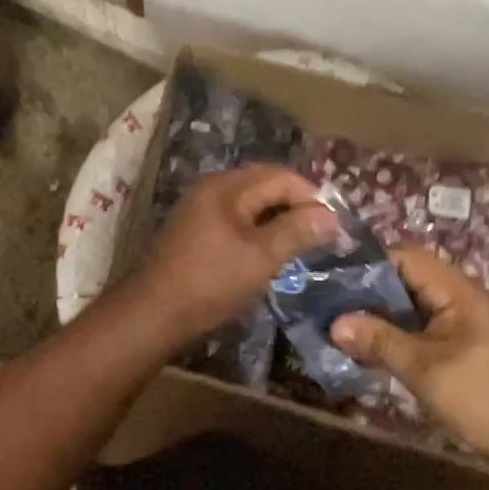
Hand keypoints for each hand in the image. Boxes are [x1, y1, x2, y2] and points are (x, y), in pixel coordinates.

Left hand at [134, 166, 340, 345]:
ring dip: (278, 217)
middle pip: (265, 183)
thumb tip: (330, 215)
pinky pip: (236, 217)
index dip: (312, 195)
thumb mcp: (260, 258)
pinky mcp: (195, 228)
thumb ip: (296, 231)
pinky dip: (258, 228)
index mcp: (228, 186)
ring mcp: (201, 207)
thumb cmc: (210, 282)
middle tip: (323, 232)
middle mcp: (213, 187)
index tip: (336, 225)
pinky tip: (270, 252)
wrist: (152, 314)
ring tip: (303, 243)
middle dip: (296, 203)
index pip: (281, 175)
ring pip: (251, 202)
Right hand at [331, 248, 488, 460]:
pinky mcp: (458, 342)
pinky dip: (394, 329)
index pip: (404, 255)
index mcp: (456, 288)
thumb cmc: (481, 397)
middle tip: (328, 301)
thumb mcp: (424, 370)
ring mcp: (459, 318)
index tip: (331, 277)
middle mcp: (458, 294)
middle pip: (405, 276)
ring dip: (379, 311)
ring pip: (410, 301)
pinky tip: (368, 346)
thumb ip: (379, 341)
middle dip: (368, 288)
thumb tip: (334, 323)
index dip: (367, 263)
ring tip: (340, 322)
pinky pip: (418, 323)